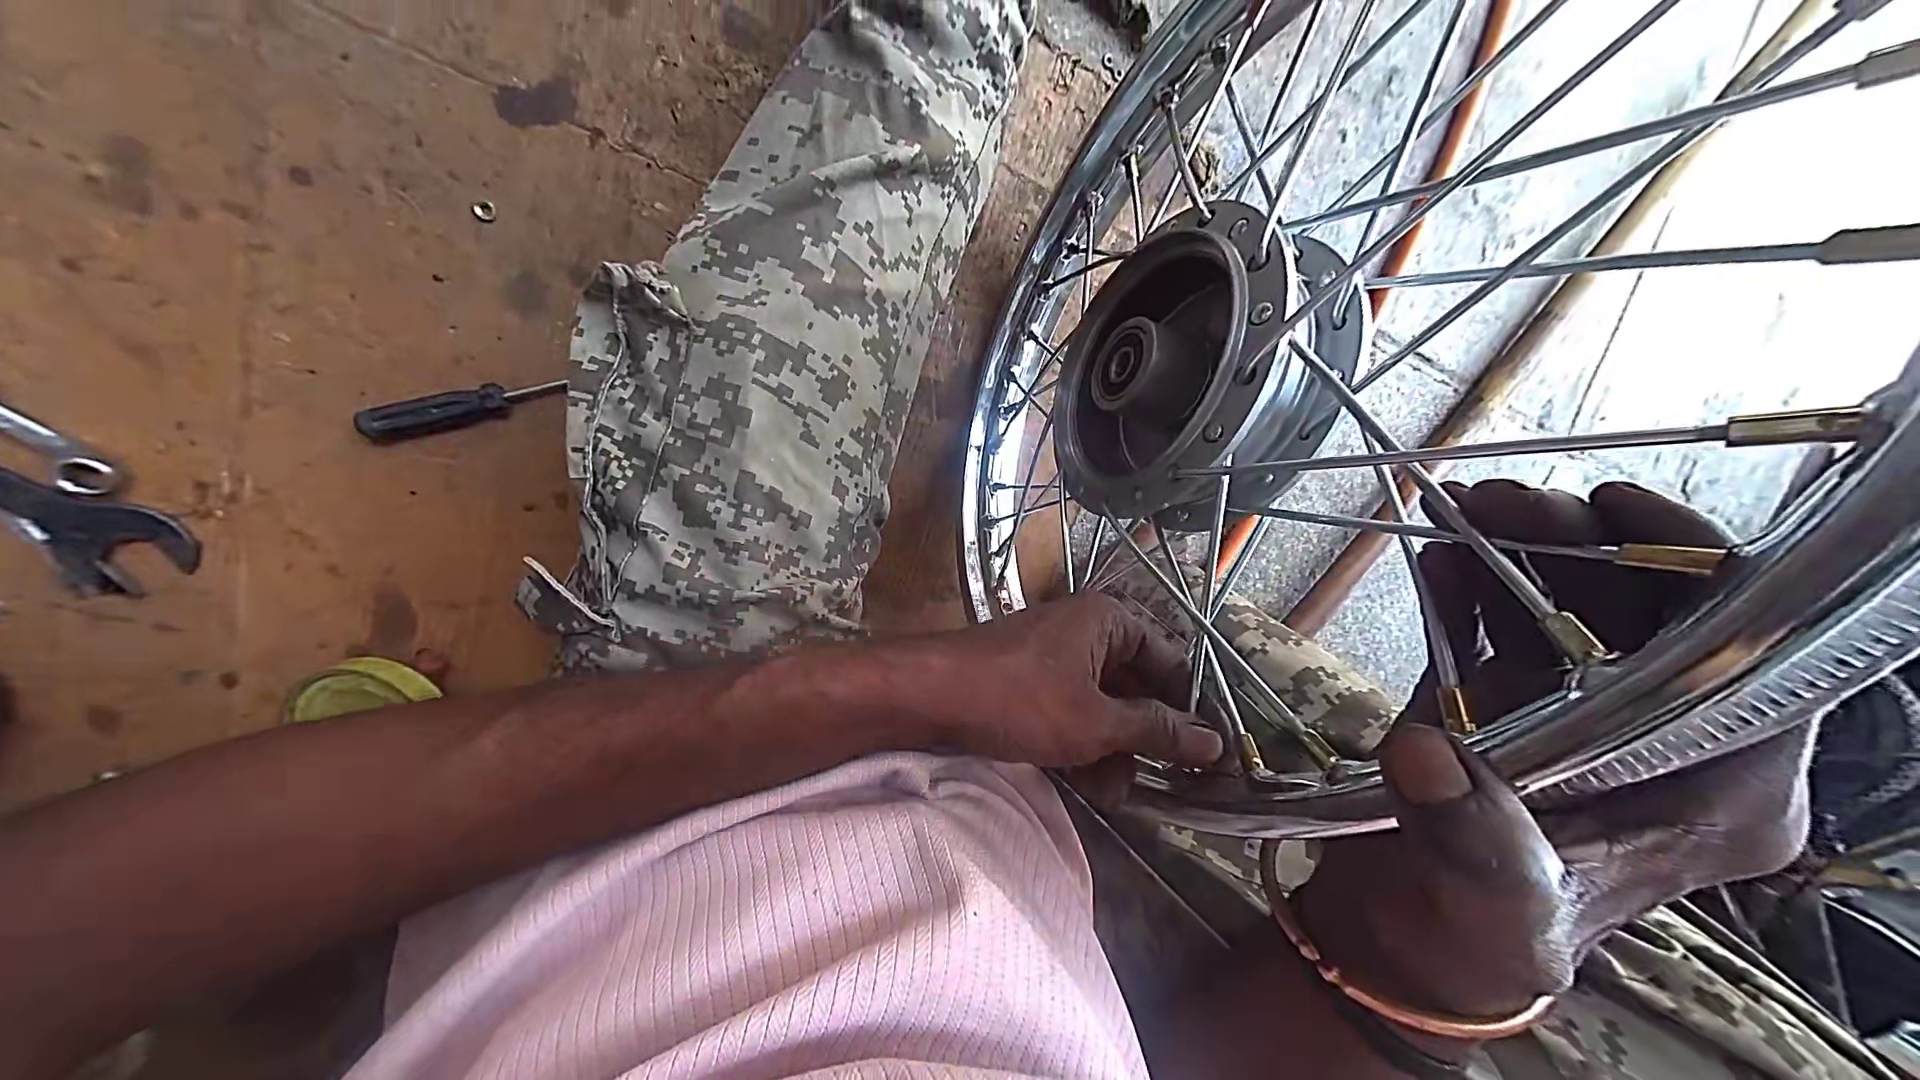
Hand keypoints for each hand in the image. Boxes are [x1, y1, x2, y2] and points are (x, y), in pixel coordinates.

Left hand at [892, 592, 1224, 769]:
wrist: (927, 696)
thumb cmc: (1018, 699)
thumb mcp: (1096, 720)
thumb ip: (1156, 731)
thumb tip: (1213, 741)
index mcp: (1108, 621)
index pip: (1170, 661)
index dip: (1188, 708)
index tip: (1205, 755)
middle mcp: (1085, 631)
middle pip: (1135, 686)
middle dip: (1143, 739)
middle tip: (1155, 783)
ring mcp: (1054, 657)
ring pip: (1102, 705)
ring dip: (1112, 750)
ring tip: (1111, 792)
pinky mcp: (1029, 682)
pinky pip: (1071, 711)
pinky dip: (1082, 744)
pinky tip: (1087, 783)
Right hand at [1294, 480, 1811, 1025]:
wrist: (1397, 931)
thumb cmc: (1465, 938)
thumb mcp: (1487, 908)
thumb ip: (1475, 838)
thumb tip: (1424, 755)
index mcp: (1706, 787)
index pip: (1749, 657)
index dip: (1702, 572)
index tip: (1617, 508)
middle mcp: (1648, 737)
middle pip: (1645, 613)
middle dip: (1578, 546)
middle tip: (1501, 502)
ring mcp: (1564, 712)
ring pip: (1564, 606)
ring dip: (1514, 551)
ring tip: (1460, 511)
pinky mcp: (1494, 700)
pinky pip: (1491, 624)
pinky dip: (1465, 584)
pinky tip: (1438, 556)